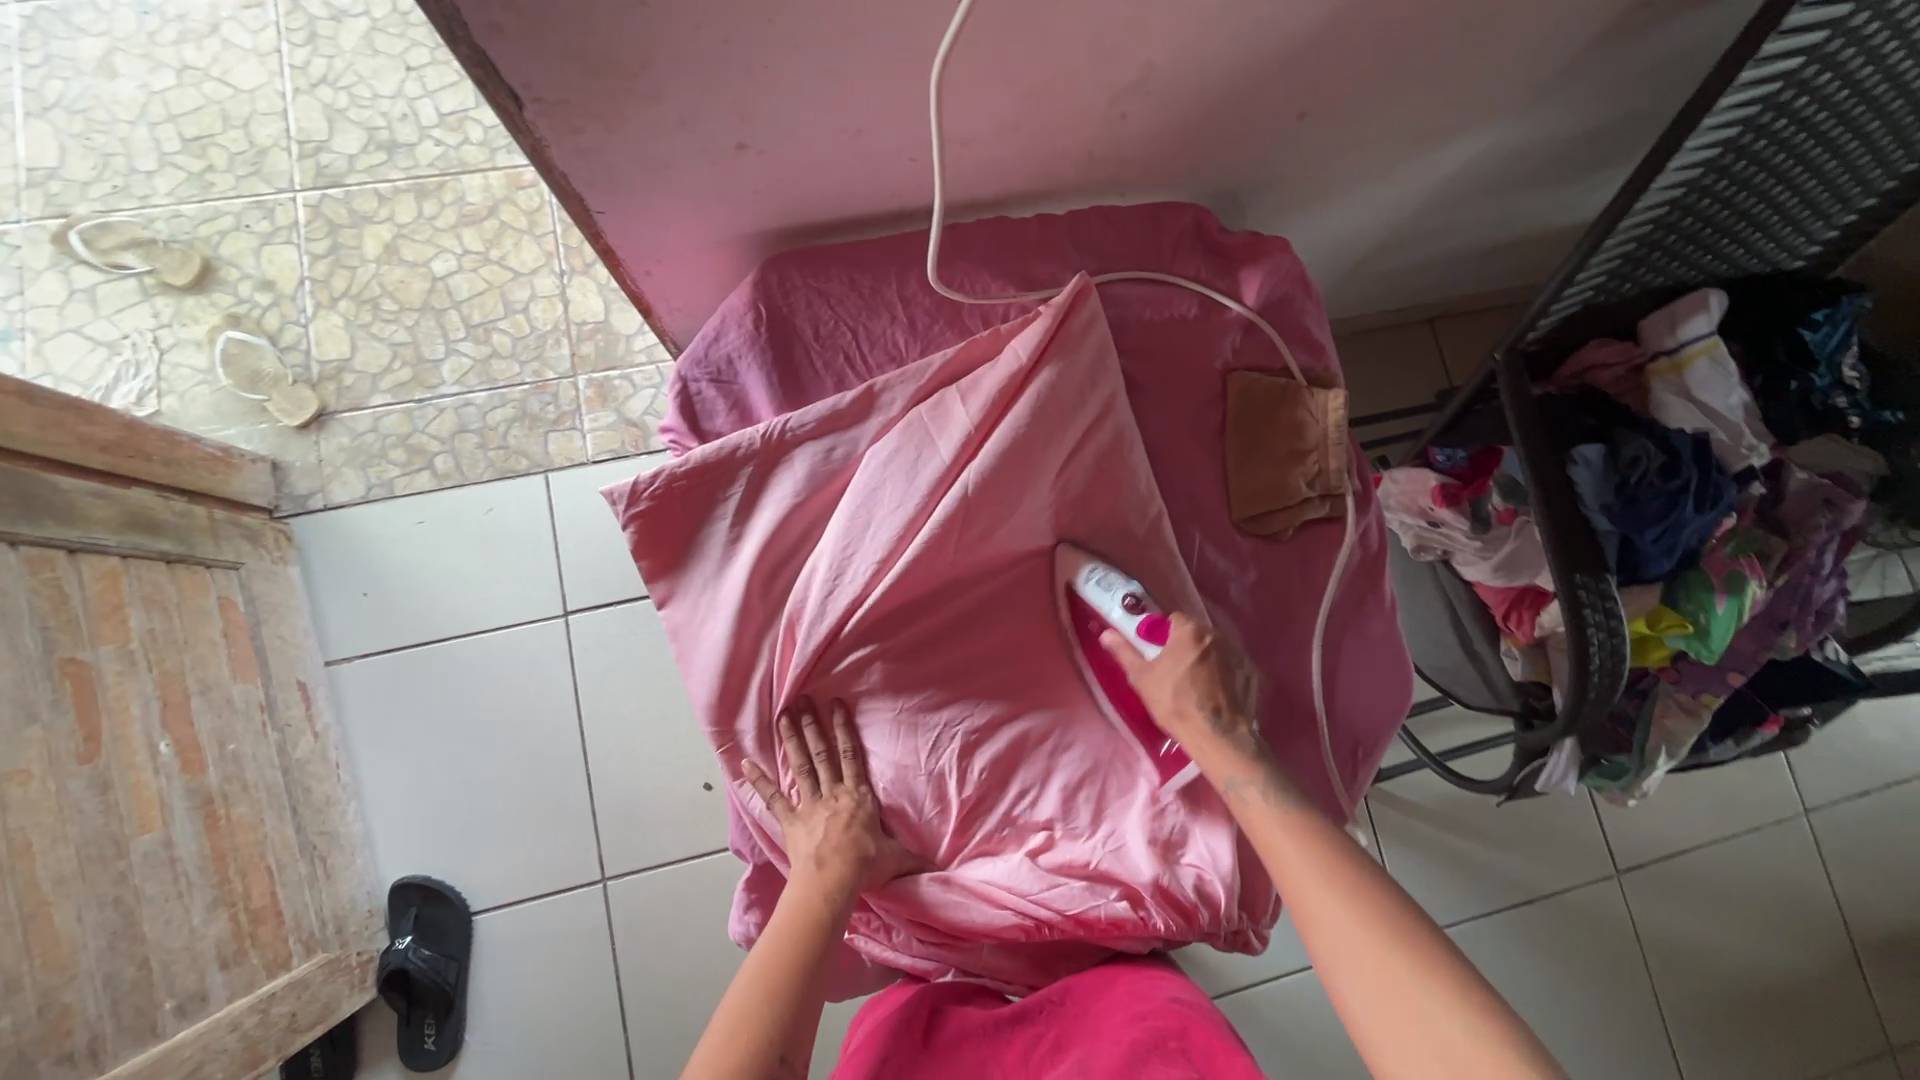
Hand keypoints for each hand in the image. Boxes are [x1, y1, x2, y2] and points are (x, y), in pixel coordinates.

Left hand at [741, 698, 925, 907]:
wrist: (833, 880)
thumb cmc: (865, 866)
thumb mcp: (897, 859)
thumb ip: (917, 860)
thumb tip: (941, 870)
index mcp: (859, 796)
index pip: (851, 754)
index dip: (843, 728)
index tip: (835, 704)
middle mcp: (833, 793)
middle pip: (822, 753)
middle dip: (813, 725)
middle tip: (803, 700)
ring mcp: (810, 805)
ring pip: (800, 766)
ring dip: (791, 740)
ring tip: (783, 716)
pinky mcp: (791, 821)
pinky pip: (773, 797)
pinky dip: (759, 780)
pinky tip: (745, 763)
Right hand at [1099, 613, 1265, 766]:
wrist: (1216, 736)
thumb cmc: (1174, 703)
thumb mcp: (1142, 678)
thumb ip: (1124, 651)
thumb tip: (1106, 633)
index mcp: (1189, 631)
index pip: (1173, 619)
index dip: (1163, 634)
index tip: (1157, 653)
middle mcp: (1217, 635)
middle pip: (1196, 633)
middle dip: (1185, 646)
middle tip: (1174, 670)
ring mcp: (1238, 653)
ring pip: (1215, 649)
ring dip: (1205, 658)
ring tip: (1196, 684)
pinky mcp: (1251, 672)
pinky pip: (1232, 666)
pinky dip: (1224, 674)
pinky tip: (1216, 693)